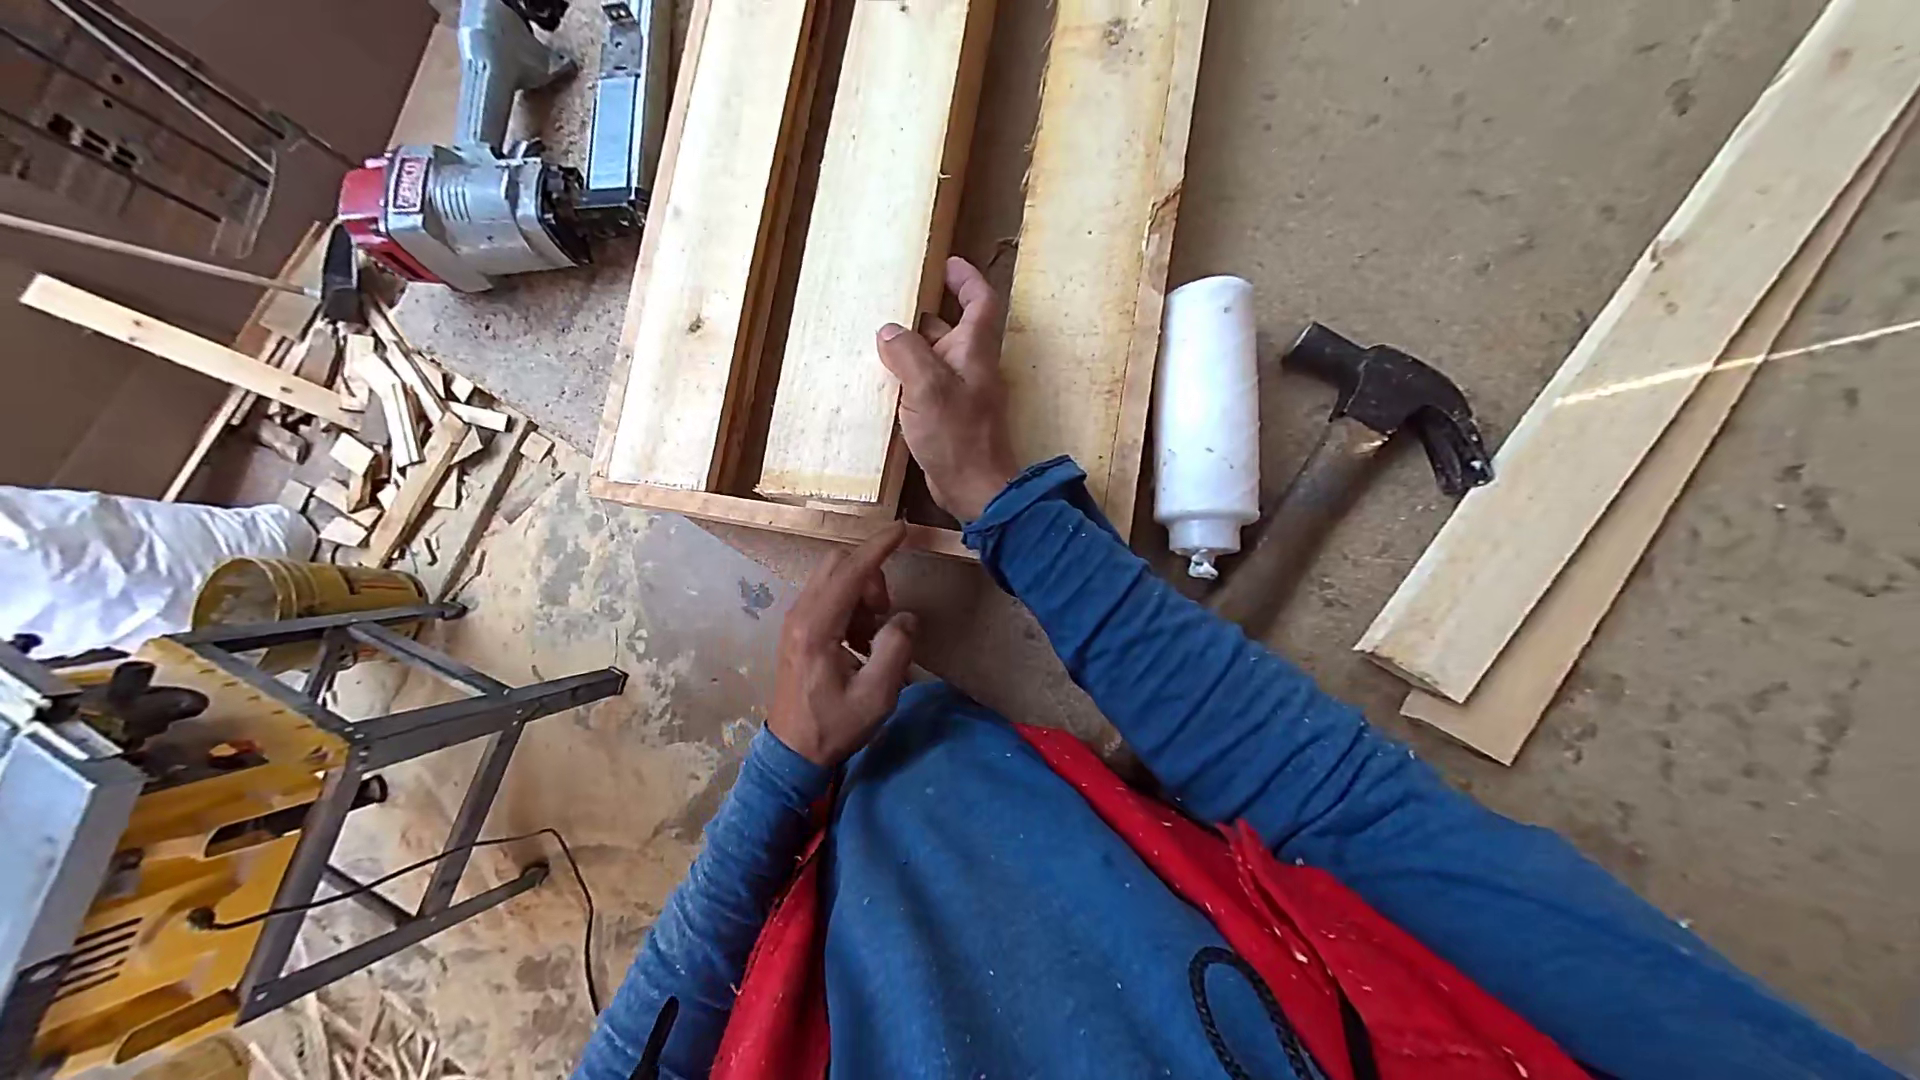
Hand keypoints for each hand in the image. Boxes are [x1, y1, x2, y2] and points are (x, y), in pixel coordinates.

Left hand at [768, 524, 917, 766]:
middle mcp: (800, 614)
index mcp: (816, 628)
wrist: (792, 751)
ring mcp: (794, 619)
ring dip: (861, 593)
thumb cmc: (834, 726)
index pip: (851, 572)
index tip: (902, 529)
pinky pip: (827, 595)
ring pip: (833, 577)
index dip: (879, 547)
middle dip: (871, 576)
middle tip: (884, 616)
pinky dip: (850, 604)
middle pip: (838, 564)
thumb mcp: (876, 695)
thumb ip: (896, 649)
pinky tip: (857, 641)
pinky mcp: (796, 627)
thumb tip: (904, 617)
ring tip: (871, 637)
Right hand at [877, 257, 1020, 522]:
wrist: (974, 488)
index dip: (966, 278)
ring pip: (934, 359)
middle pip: (950, 329)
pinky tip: (882, 382)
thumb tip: (888, 330)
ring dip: (910, 348)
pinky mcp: (947, 418)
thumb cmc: (957, 435)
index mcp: (974, 351)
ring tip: (875, 339)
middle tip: (890, 303)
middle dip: (924, 314)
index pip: (980, 301)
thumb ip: (906, 353)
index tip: (946, 262)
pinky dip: (907, 379)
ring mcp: (959, 394)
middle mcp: (970, 367)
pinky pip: (926, 388)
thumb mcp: (927, 387)